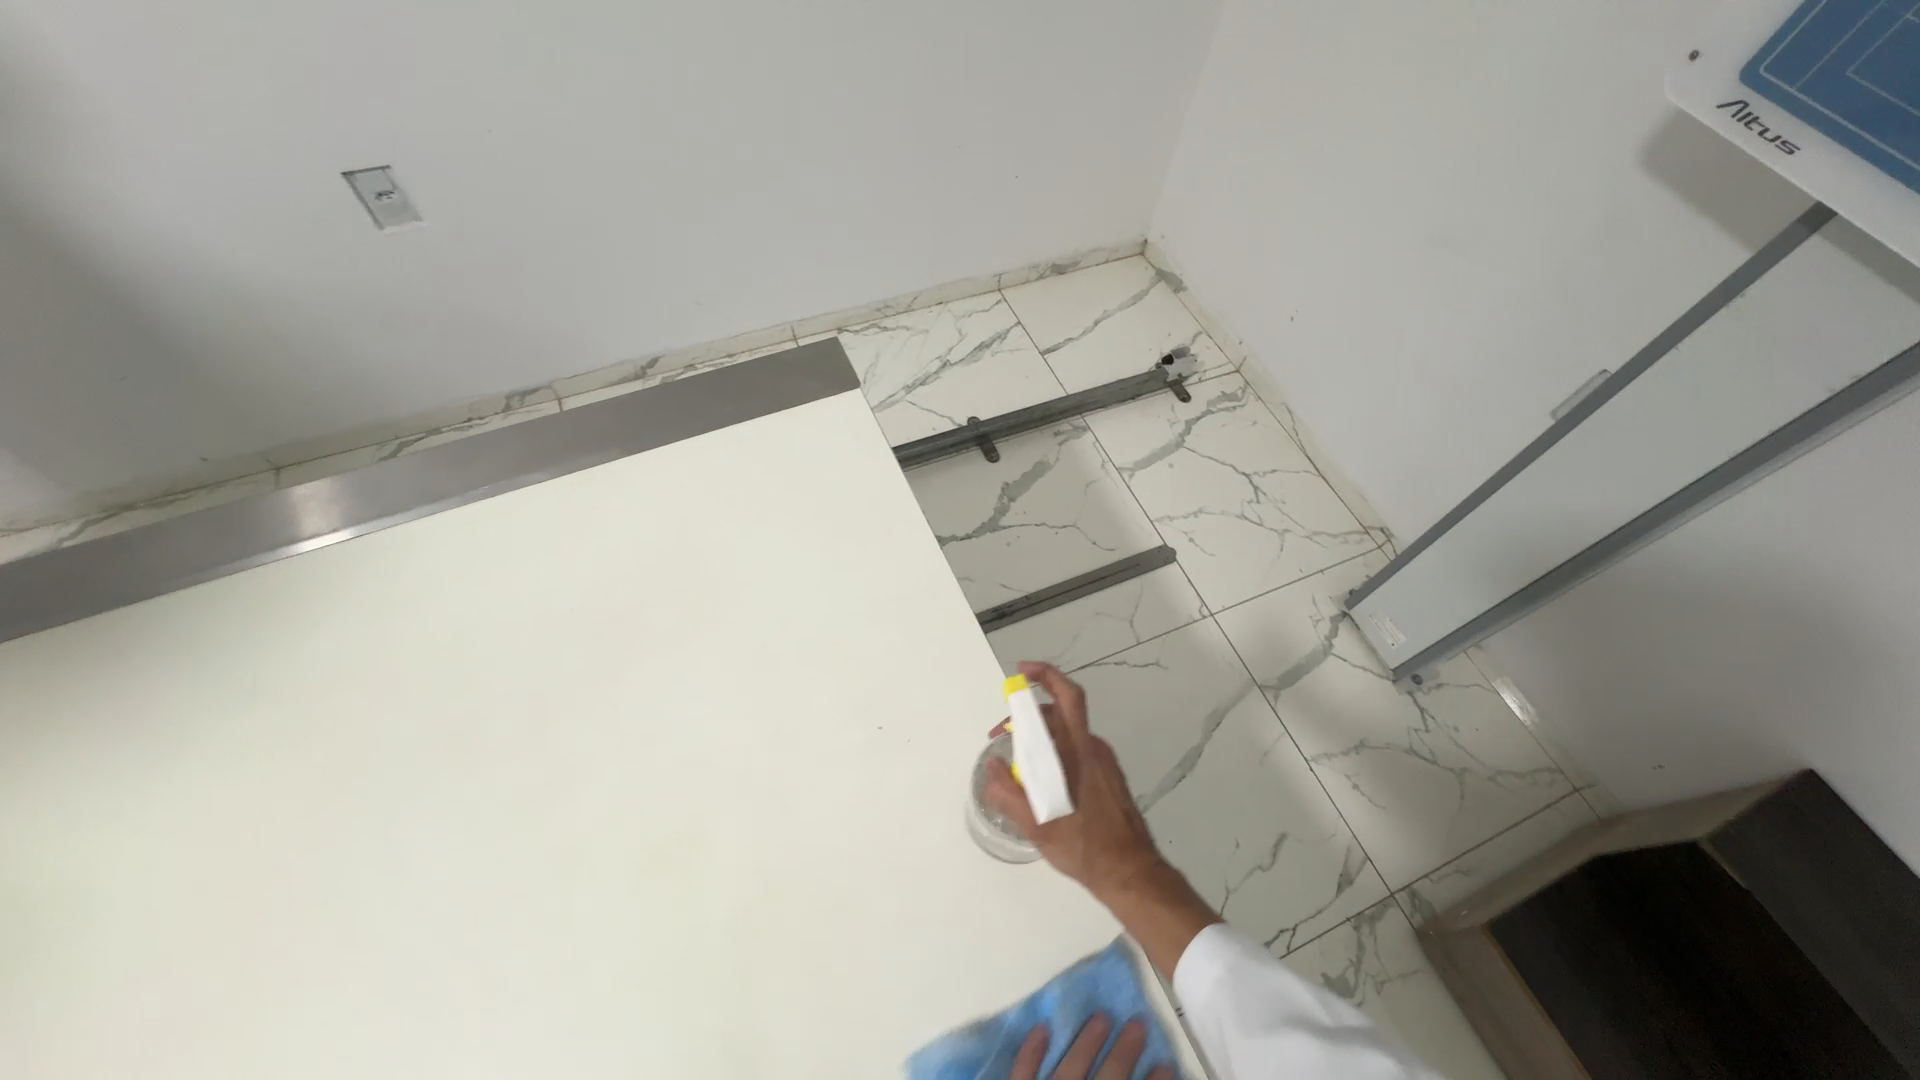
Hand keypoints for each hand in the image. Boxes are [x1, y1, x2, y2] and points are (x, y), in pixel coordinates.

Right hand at [983, 662, 1164, 903]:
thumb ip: (1008, 793)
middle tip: (1002, 735)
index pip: (1067, 696)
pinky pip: (1077, 753)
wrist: (1130, 871)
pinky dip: (1055, 755)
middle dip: (1027, 716)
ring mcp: (1104, 763)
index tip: (1021, 672)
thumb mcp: (1036, 825)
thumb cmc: (1083, 845)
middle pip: (1060, 714)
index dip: (1046, 674)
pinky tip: (1042, 783)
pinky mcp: (1109, 778)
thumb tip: (992, 767)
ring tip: (1017, 765)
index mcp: (1077, 751)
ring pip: (1067, 736)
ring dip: (1040, 739)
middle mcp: (1093, 749)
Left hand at [1009, 1014, 1172, 1079]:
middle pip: (1108, 1078)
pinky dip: (1031, 1051)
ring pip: (1071, 1069)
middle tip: (1139, 1023)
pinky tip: (1042, 1028)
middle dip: (1124, 1052)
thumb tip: (1158, 1071)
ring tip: (1103, 1016)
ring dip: (1088, 1042)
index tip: (1168, 1064)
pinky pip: (1023, 1074)